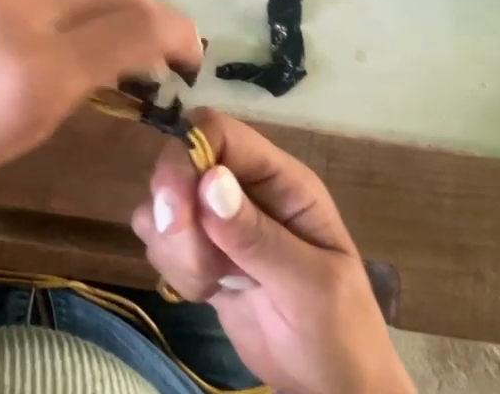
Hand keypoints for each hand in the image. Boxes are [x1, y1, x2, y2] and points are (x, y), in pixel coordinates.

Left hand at [0, 0, 202, 222]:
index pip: (136, 29)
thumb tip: (128, 47)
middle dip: (145, 2)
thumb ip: (83, 81)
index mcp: (33, 73)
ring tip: (89, 13)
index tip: (185, 47)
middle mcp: (11, 4)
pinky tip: (21, 7)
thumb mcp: (23, 132)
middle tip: (144, 30)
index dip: (177, 34)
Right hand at [131, 111, 414, 393]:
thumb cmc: (340, 332)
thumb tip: (209, 180)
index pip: (218, 132)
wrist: (331, 389)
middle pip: (180, 162)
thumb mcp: (311, 286)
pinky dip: (169, 265)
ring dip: (175, 248)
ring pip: (163, 202)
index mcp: (280, 180)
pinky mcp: (198, 250)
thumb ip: (258, 236)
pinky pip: (159, 237)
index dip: (186, 155)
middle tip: (201, 268)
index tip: (174, 209)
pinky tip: (204, 292)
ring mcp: (217, 219)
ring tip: (213, 285)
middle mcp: (244, 188)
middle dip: (176, 212)